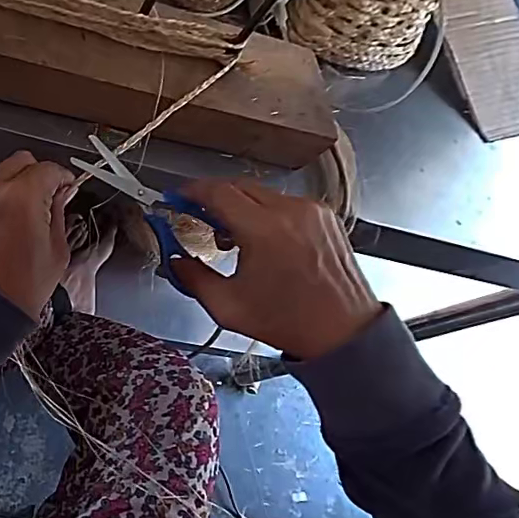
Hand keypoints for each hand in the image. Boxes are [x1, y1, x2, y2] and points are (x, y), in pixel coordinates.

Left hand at [0, 151, 75, 316]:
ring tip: (18, 219)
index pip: (48, 168)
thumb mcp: (56, 250)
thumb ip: (59, 211)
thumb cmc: (15, 290)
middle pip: (20, 162)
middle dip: (35, 177)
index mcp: (20, 198)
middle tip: (44, 199)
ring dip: (10, 189)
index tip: (65, 186)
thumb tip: (60, 194)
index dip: (62, 178)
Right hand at [170, 180, 380, 358]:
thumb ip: (193, 278)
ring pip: (261, 193)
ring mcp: (311, 211)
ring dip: (239, 207)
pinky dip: (265, 213)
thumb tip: (176, 261)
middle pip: (238, 186)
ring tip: (231, 237)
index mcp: (264, 230)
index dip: (192, 191)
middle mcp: (290, 212)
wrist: (342, 331)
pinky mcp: (324, 216)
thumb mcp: (227, 307)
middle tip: (197, 216)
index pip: (218, 192)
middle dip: (213, 198)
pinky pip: (284, 202)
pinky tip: (260, 239)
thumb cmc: (290, 322)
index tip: (178, 197)